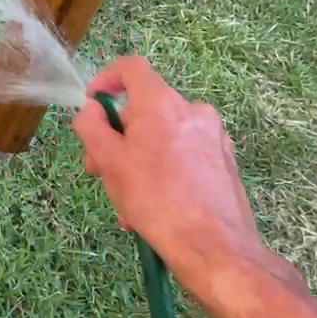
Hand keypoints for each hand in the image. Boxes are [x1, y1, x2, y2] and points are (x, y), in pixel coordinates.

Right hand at [71, 56, 269, 291]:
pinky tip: (150, 206)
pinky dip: (161, 170)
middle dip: (116, 135)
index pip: (131, 67)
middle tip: (97, 167)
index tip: (92, 106)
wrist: (217, 250)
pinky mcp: (225, 164)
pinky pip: (182, 155)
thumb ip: (91, 126)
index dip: (106, 79)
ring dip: (135, 158)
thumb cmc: (155, 198)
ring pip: (161, 136)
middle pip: (143, 108)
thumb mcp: (108, 160)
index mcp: (163, 104)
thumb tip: (92, 110)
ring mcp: (214, 138)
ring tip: (123, 198)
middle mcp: (193, 112)